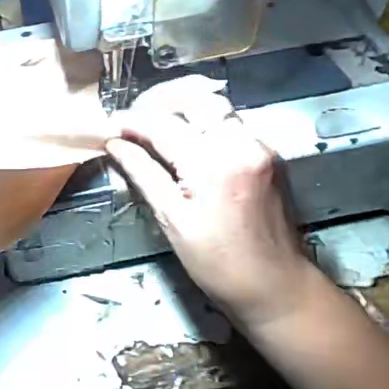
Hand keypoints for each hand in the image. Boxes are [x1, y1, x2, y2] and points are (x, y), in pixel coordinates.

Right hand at [105, 77, 323, 327]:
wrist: (277, 286)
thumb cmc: (218, 264)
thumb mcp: (173, 221)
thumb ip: (145, 174)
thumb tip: (116, 145)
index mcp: (213, 164)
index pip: (164, 125)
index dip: (134, 122)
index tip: (112, 125)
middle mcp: (241, 144)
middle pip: (195, 102)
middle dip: (162, 106)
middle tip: (137, 124)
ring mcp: (261, 147)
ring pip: (217, 110)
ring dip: (187, 114)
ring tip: (160, 132)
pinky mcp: (271, 155)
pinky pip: (234, 127)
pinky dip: (209, 128)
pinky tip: (192, 146)